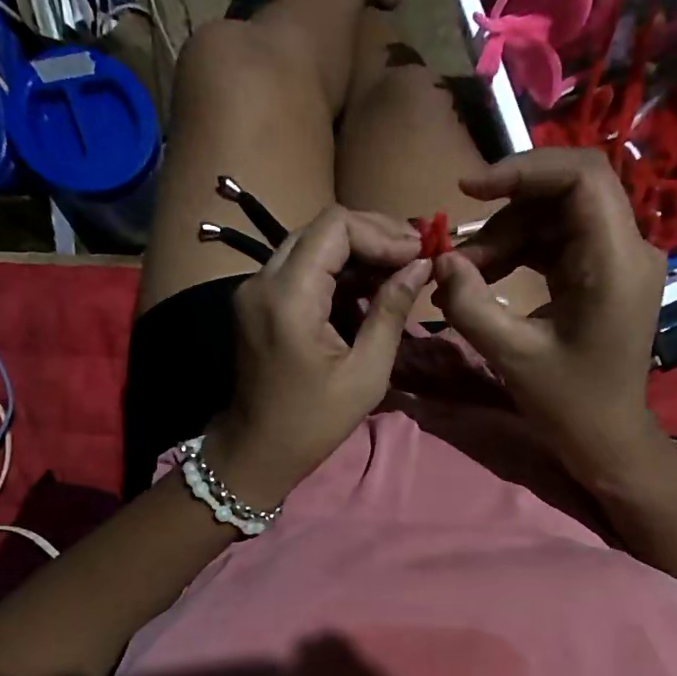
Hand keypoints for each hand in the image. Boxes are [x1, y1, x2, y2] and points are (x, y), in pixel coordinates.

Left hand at [207, 206, 431, 505]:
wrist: (257, 449)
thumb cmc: (314, 421)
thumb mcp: (366, 372)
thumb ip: (391, 311)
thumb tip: (421, 266)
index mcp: (289, 298)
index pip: (335, 226)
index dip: (382, 232)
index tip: (418, 253)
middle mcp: (263, 281)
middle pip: (322, 228)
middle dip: (373, 236)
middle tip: (415, 255)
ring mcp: (255, 289)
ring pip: (311, 244)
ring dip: (357, 252)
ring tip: (400, 270)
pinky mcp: (258, 301)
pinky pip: (301, 268)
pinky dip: (337, 271)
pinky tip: (370, 288)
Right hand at [432, 149, 667, 485]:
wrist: (607, 438)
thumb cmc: (569, 403)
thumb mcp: (512, 355)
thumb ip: (470, 305)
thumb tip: (440, 261)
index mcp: (617, 263)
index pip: (582, 177)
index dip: (525, 169)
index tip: (471, 188)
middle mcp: (628, 248)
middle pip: (566, 192)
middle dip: (506, 211)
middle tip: (462, 253)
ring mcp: (618, 259)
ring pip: (556, 216)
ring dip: (507, 234)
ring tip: (467, 273)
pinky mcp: (603, 272)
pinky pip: (558, 241)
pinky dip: (520, 251)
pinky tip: (487, 276)